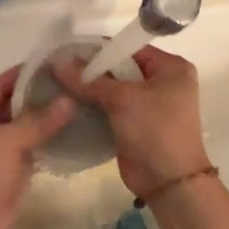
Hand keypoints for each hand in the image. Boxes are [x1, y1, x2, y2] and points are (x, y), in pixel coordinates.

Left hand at [0, 65, 75, 228]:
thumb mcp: (7, 143)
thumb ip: (38, 120)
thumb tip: (69, 100)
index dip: (26, 73)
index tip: (56, 62)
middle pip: (12, 103)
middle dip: (40, 95)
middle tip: (74, 81)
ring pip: (23, 125)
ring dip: (46, 116)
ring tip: (79, 99)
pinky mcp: (10, 167)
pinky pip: (30, 145)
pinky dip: (47, 137)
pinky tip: (72, 127)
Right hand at [55, 46, 209, 198]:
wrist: (167, 180)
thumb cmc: (154, 130)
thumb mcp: (123, 99)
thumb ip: (89, 81)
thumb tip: (57, 63)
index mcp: (171, 68)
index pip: (131, 48)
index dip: (100, 49)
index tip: (68, 51)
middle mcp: (162, 83)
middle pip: (120, 69)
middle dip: (92, 70)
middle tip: (58, 69)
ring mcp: (149, 107)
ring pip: (113, 91)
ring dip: (89, 91)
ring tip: (57, 86)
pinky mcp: (134, 126)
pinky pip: (110, 110)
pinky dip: (93, 109)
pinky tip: (68, 106)